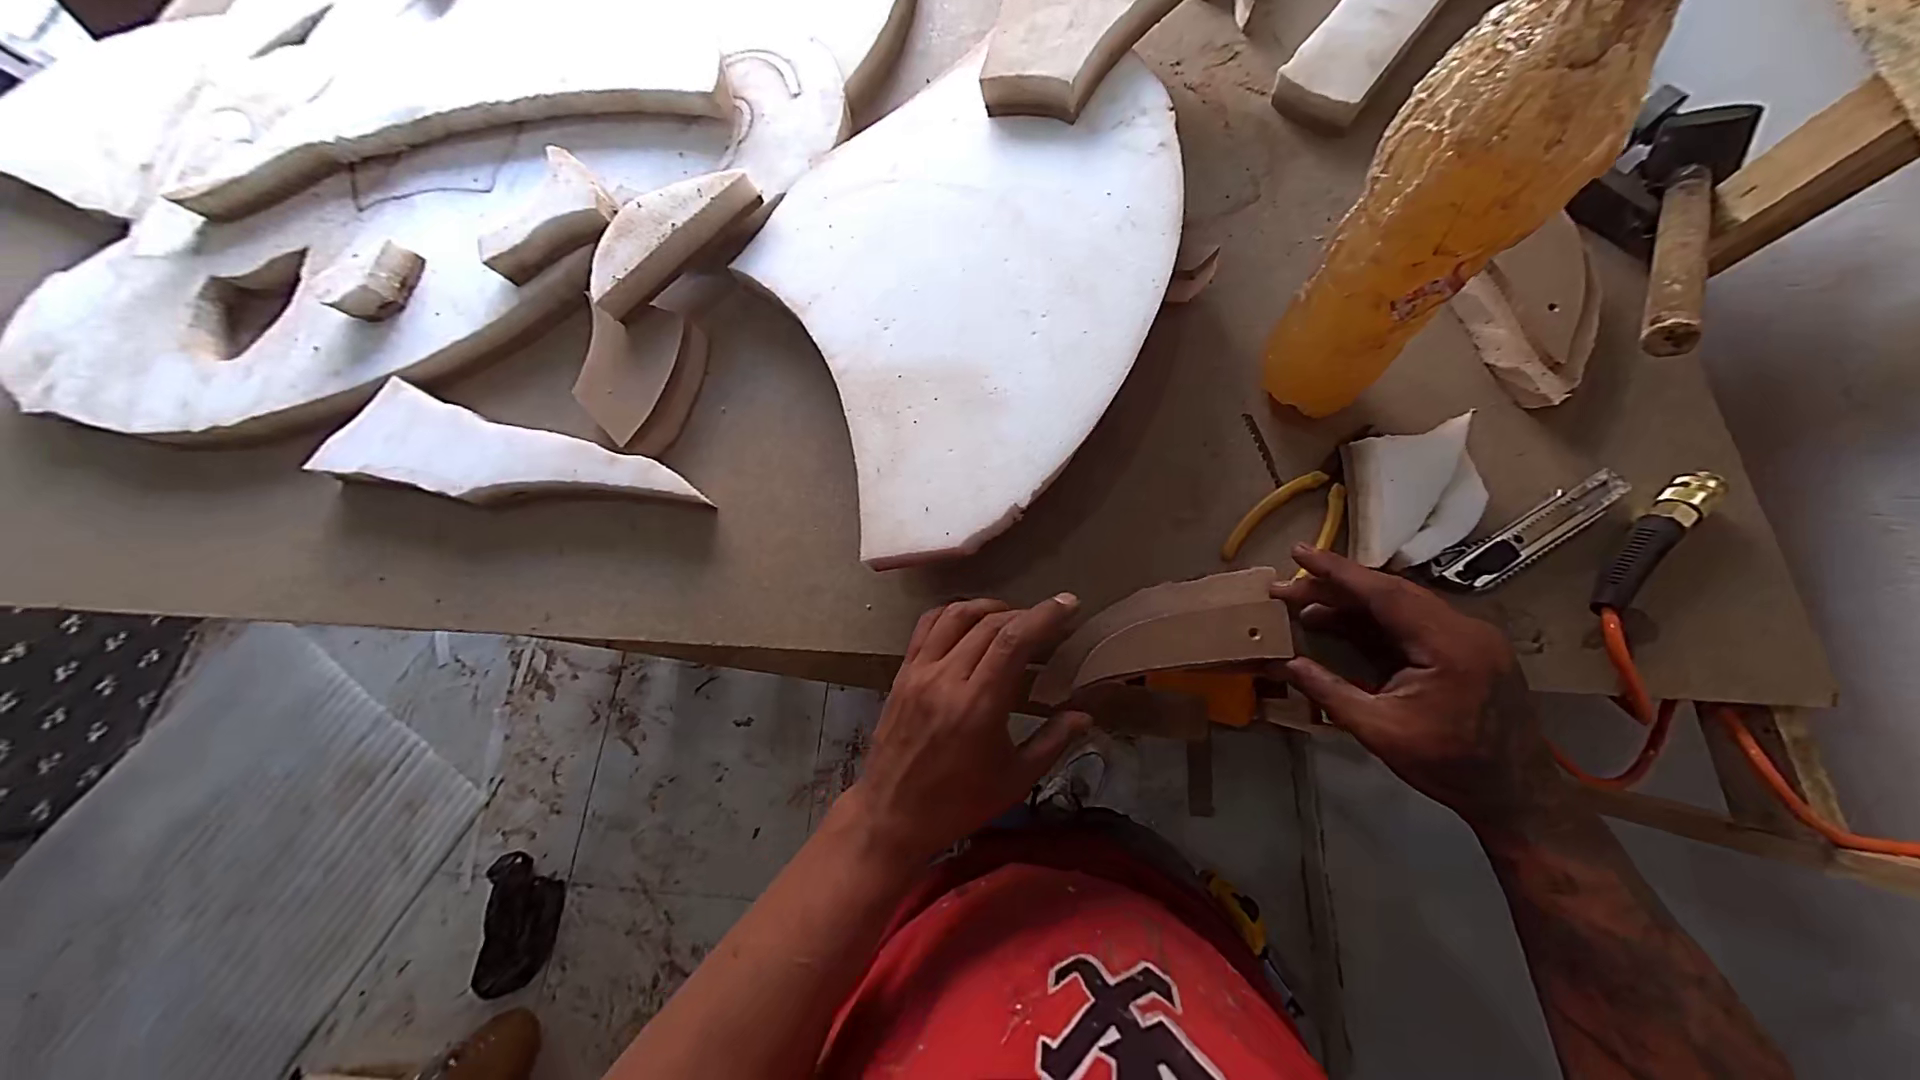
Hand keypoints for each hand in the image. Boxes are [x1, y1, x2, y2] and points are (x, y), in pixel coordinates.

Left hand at [839, 595, 1092, 864]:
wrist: (891, 815)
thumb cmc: (958, 804)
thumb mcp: (1015, 780)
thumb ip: (1053, 742)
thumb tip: (1084, 715)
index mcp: (979, 706)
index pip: (1013, 640)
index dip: (1044, 616)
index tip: (1068, 604)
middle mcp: (946, 679)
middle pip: (990, 623)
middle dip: (1026, 614)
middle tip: (1049, 622)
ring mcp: (919, 672)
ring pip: (956, 616)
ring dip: (989, 608)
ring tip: (1012, 618)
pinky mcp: (902, 673)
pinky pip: (927, 626)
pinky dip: (952, 613)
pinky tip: (970, 621)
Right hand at [1274, 544, 1566, 826]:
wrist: (1518, 794)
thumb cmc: (1449, 765)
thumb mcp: (1379, 730)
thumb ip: (1328, 691)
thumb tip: (1282, 664)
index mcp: (1449, 645)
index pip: (1384, 593)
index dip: (1337, 571)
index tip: (1300, 552)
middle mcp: (1464, 630)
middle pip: (1389, 593)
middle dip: (1334, 587)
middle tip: (1286, 588)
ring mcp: (1469, 637)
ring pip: (1399, 604)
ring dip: (1350, 603)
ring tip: (1303, 605)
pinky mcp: (1465, 649)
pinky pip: (1410, 621)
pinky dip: (1371, 619)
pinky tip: (1337, 623)